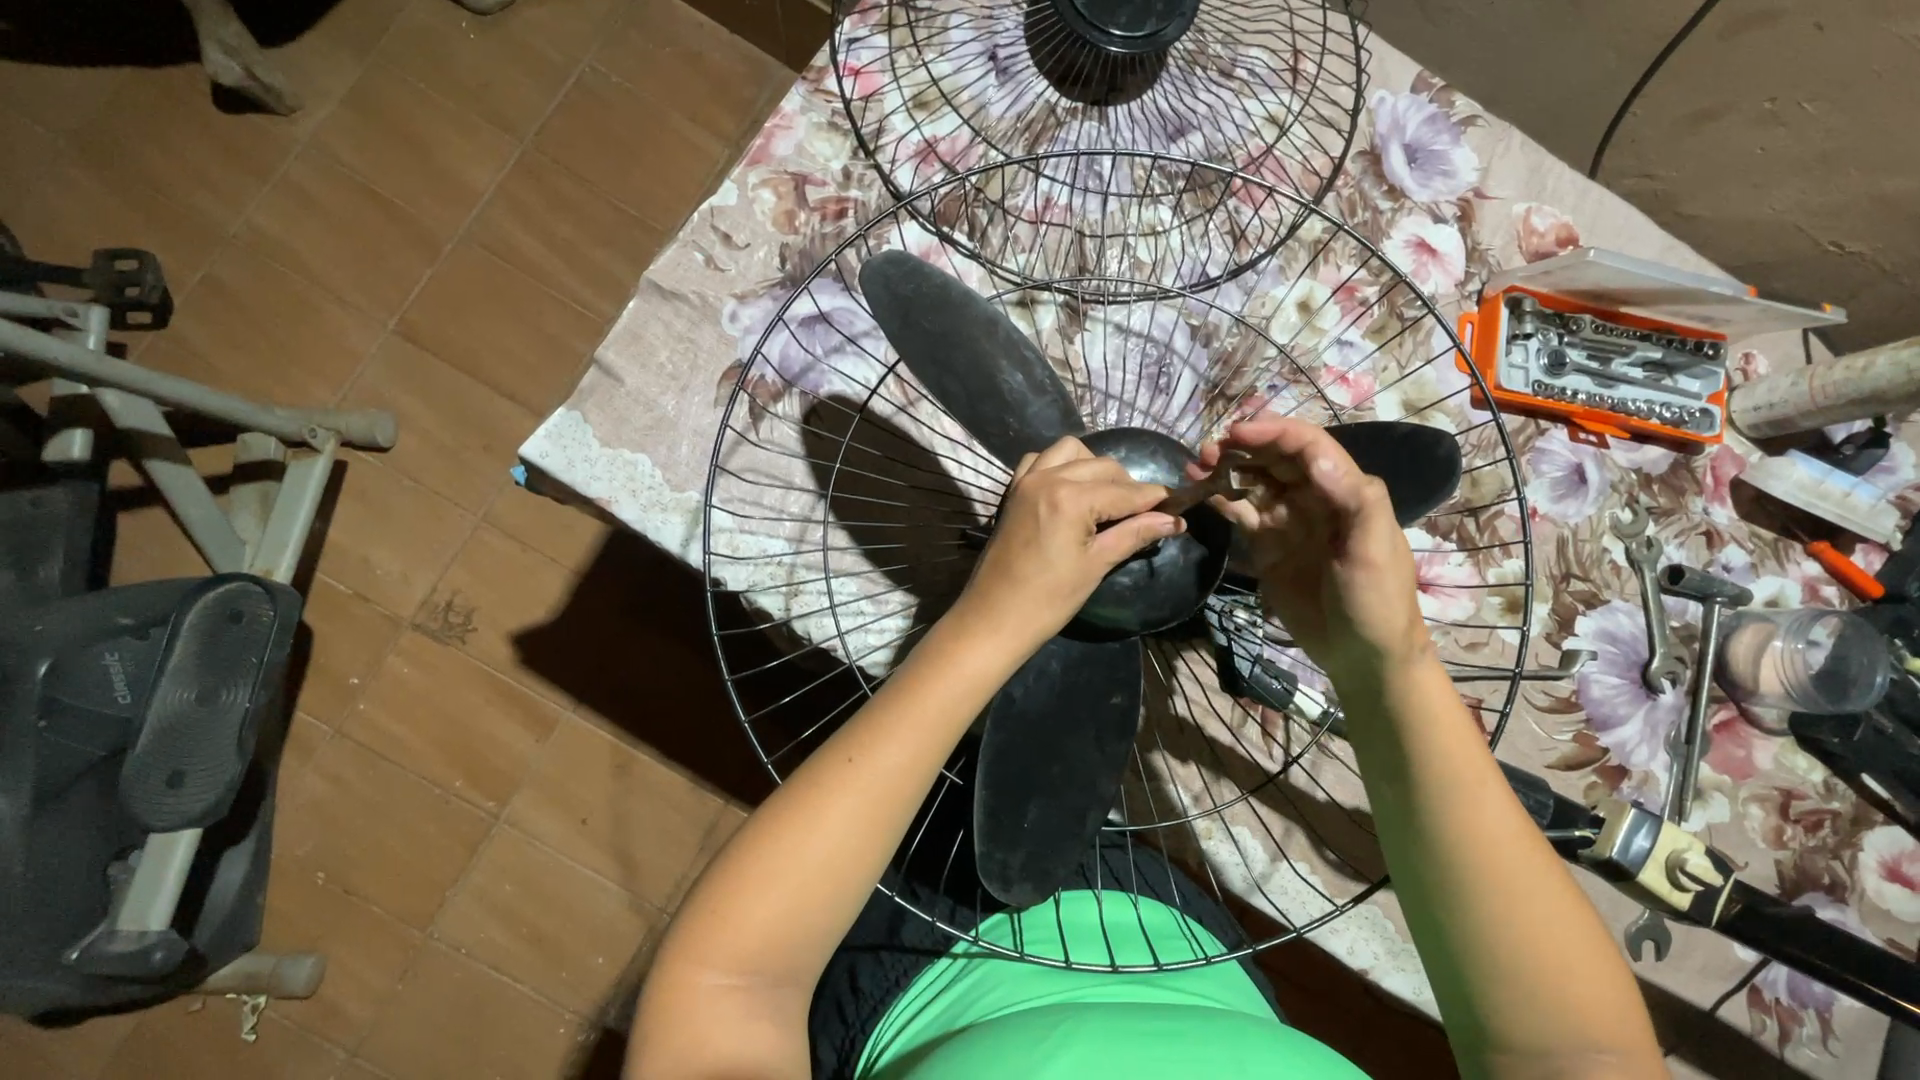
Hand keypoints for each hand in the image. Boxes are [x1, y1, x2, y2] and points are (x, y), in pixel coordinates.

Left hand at [949, 436, 1183, 656]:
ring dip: (1094, 467)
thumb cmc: (1049, 599)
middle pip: (1103, 466)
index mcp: (1071, 497)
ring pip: (1072, 452)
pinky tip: (1071, 490)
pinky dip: (1061, 465)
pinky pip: (1040, 459)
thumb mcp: (1097, 564)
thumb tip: (1175, 520)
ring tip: (1106, 499)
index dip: (1154, 499)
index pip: (1125, 491)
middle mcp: (1048, 477)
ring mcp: (1026, 480)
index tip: (1177, 505)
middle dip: (1127, 486)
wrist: (994, 617)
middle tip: (1143, 513)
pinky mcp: (1014, 490)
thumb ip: (1135, 534)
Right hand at [1197, 414, 1431, 686]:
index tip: (1234, 434)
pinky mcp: (1267, 545)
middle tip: (1205, 454)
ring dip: (1225, 470)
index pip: (1307, 446)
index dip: (1272, 433)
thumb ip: (1353, 500)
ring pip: (1254, 482)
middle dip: (1241, 448)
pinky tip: (1200, 493)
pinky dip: (1221, 499)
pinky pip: (1242, 512)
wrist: (1362, 654)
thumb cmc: (1375, 600)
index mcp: (1345, 490)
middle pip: (1274, 458)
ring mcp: (1288, 521)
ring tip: (1195, 469)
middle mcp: (1315, 497)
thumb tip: (1316, 460)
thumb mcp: (1372, 550)